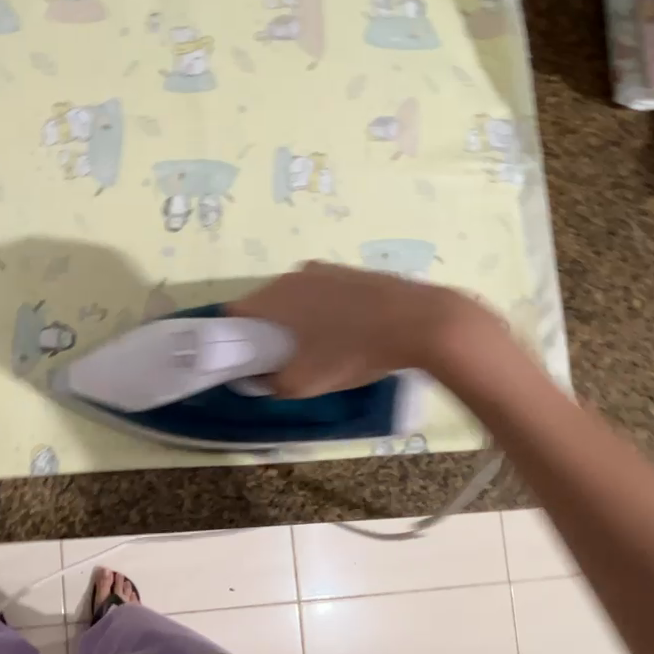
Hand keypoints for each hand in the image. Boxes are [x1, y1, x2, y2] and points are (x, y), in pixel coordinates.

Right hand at [228, 262, 518, 397]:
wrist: (421, 322)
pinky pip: (324, 295)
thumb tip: (255, 379)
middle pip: (264, 305)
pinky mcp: (353, 272)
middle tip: (282, 362)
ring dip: (297, 322)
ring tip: (319, 350)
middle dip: (266, 332)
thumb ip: (268, 384)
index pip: (232, 313)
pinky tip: (347, 335)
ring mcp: (325, 269)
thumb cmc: (351, 352)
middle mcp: (292, 275)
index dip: (232, 339)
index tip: (246, 361)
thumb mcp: (302, 384)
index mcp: (271, 296)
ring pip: (296, 299)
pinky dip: (325, 314)